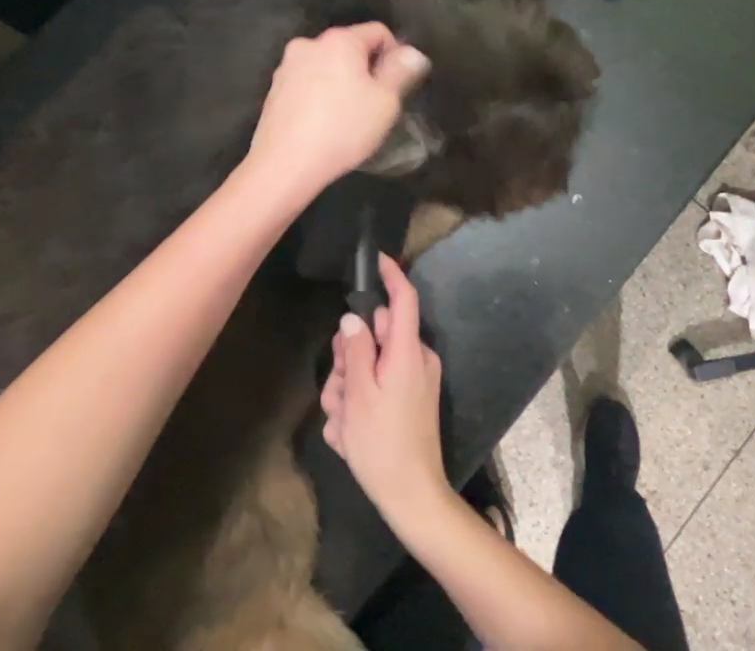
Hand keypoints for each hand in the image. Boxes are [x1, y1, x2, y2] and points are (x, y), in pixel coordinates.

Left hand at [246, 22, 429, 197]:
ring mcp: (287, 66)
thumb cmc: (343, 128)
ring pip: (327, 66)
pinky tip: (325, 123)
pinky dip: (321, 95)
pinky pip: (308, 83)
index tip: (398, 85)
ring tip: (349, 117)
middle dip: (366, 69)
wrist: (286, 164)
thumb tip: (412, 53)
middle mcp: (309, 44)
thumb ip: (401, 71)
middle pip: (350, 47)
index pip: (379, 31)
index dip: (395, 54)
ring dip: (342, 82)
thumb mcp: (385, 102)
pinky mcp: (275, 90)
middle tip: (376, 103)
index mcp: (339, 40)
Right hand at [320, 255, 452, 523]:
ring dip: (346, 392)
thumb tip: (353, 318)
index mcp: (409, 353)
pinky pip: (373, 392)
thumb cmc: (382, 442)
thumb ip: (356, 351)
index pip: (403, 300)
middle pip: (372, 339)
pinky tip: (351, 436)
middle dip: (347, 362)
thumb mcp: (359, 394)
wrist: (411, 495)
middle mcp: (415, 361)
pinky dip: (356, 410)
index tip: (376, 259)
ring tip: (345, 424)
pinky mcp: (405, 403)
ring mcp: (412, 384)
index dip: (391, 276)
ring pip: (366, 369)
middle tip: (339, 394)